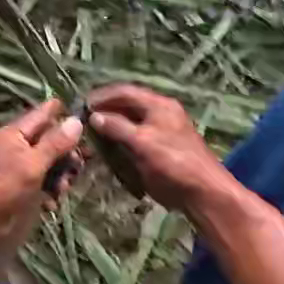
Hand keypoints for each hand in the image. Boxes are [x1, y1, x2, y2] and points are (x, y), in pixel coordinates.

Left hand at [0, 99, 84, 243]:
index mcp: (17, 133)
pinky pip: (47, 180)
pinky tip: (53, 202)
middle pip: (52, 139)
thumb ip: (55, 143)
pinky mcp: (26, 187)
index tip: (87, 122)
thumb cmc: (5, 188)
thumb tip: (77, 120)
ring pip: (53, 161)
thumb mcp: (33, 163)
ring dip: (62, 174)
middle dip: (68, 151)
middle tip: (78, 166)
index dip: (65, 115)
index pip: (45, 113)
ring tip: (63, 188)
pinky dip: (52, 189)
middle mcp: (20, 146)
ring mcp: (23, 167)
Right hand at [87, 85, 231, 212]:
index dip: (102, 96)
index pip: (125, 91)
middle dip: (105, 111)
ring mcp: (159, 132)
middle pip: (127, 106)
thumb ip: (117, 127)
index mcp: (159, 105)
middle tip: (82, 120)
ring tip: (90, 135)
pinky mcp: (158, 150)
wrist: (202, 192)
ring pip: (129, 123)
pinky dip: (119, 142)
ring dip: (110, 127)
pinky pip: (134, 140)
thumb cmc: (173, 163)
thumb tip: (94, 116)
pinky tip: (106, 149)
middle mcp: (159, 114)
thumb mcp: (142, 142)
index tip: (81, 104)